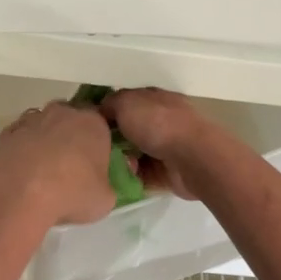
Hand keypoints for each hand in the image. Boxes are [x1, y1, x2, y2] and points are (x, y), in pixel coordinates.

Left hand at [0, 101, 115, 226]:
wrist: (20, 195)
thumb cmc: (71, 193)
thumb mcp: (105, 199)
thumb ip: (106, 184)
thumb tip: (100, 184)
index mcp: (93, 123)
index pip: (101, 125)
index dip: (98, 143)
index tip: (95, 163)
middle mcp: (63, 113)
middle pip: (72, 120)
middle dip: (72, 137)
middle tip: (71, 166)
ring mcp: (33, 119)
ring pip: (45, 124)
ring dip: (46, 140)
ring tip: (43, 171)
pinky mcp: (8, 131)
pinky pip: (22, 136)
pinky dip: (24, 148)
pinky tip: (23, 170)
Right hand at [100, 88, 215, 199]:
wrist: (193, 158)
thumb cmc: (159, 124)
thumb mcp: (126, 102)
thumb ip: (110, 104)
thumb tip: (101, 111)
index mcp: (154, 98)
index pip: (125, 101)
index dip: (106, 110)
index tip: (87, 123)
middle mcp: (160, 120)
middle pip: (128, 129)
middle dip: (111, 139)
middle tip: (92, 148)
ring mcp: (166, 146)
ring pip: (133, 153)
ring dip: (119, 160)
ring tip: (101, 166)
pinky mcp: (167, 171)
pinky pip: (141, 174)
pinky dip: (130, 177)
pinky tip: (114, 180)